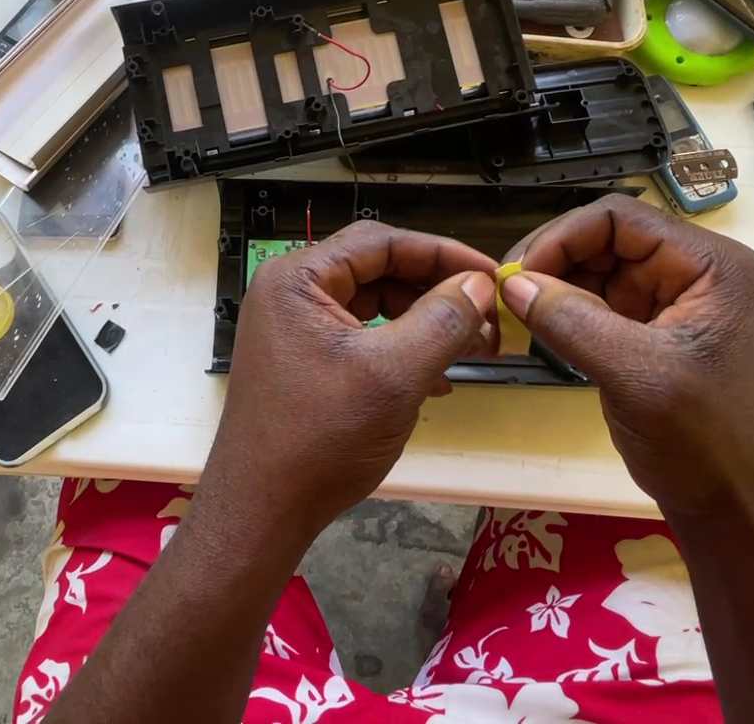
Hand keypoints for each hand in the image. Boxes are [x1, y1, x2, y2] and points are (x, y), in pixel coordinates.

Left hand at [197, 221, 498, 546]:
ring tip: (472, 350)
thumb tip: (479, 284)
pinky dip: (401, 350)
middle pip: (377, 270)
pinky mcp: (304, 360)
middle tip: (487, 320)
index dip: (442, 254)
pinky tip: (437, 379)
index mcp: (298, 278)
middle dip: (436, 292)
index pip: (381, 242)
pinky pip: (362, 338)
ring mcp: (294, 328)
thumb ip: (442, 320)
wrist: (261, 511)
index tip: (492, 275)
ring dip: (424, 323)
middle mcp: (291, 293)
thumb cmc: (321, 437)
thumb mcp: (394, 375)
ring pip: (374, 306)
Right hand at [498, 195, 753, 518]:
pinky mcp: (651, 330)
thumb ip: (571, 320)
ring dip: (554, 284)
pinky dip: (564, 308)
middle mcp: (694, 272)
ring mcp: (673, 301)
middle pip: (606, 239)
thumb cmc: (705, 441)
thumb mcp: (636, 374)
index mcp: (711, 266)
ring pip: (596, 269)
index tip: (517, 272)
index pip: (621, 219)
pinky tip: (538, 325)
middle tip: (507, 290)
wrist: (736, 510)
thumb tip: (510, 282)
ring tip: (517, 309)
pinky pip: (597, 301)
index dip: (562, 237)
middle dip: (554, 260)